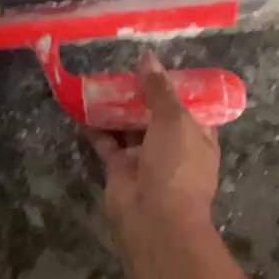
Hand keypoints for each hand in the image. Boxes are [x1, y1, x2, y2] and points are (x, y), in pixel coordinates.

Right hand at [87, 52, 221, 233]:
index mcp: (197, 138)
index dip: (175, 87)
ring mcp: (145, 159)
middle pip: (155, 114)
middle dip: (140, 94)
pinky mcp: (120, 169)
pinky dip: (95, 126)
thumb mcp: (175, 120)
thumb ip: (159, 90)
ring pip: (129, 126)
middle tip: (122, 68)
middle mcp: (172, 147)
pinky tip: (81, 106)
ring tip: (100, 80)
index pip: (189, 107)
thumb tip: (148, 58)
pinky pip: (106, 142)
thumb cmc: (177, 166)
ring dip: (116, 107)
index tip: (157, 66)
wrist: (156, 220)